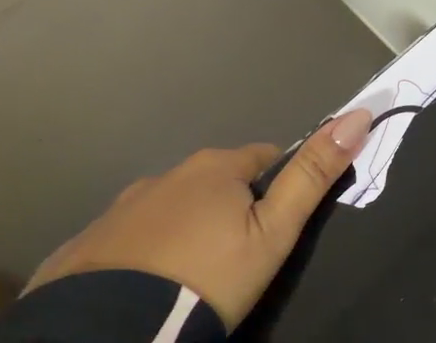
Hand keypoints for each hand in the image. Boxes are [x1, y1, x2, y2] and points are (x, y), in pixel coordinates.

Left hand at [25, 109, 372, 328]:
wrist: (104, 335)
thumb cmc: (207, 276)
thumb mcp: (274, 232)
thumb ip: (314, 175)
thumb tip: (358, 114)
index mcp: (215, 167)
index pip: (265, 159)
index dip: (277, 190)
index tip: (272, 228)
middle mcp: (165, 176)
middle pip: (214, 183)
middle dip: (226, 209)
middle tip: (232, 259)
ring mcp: (116, 212)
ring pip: (167, 212)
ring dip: (180, 232)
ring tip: (184, 279)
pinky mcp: (77, 249)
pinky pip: (122, 243)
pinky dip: (137, 257)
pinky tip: (140, 290)